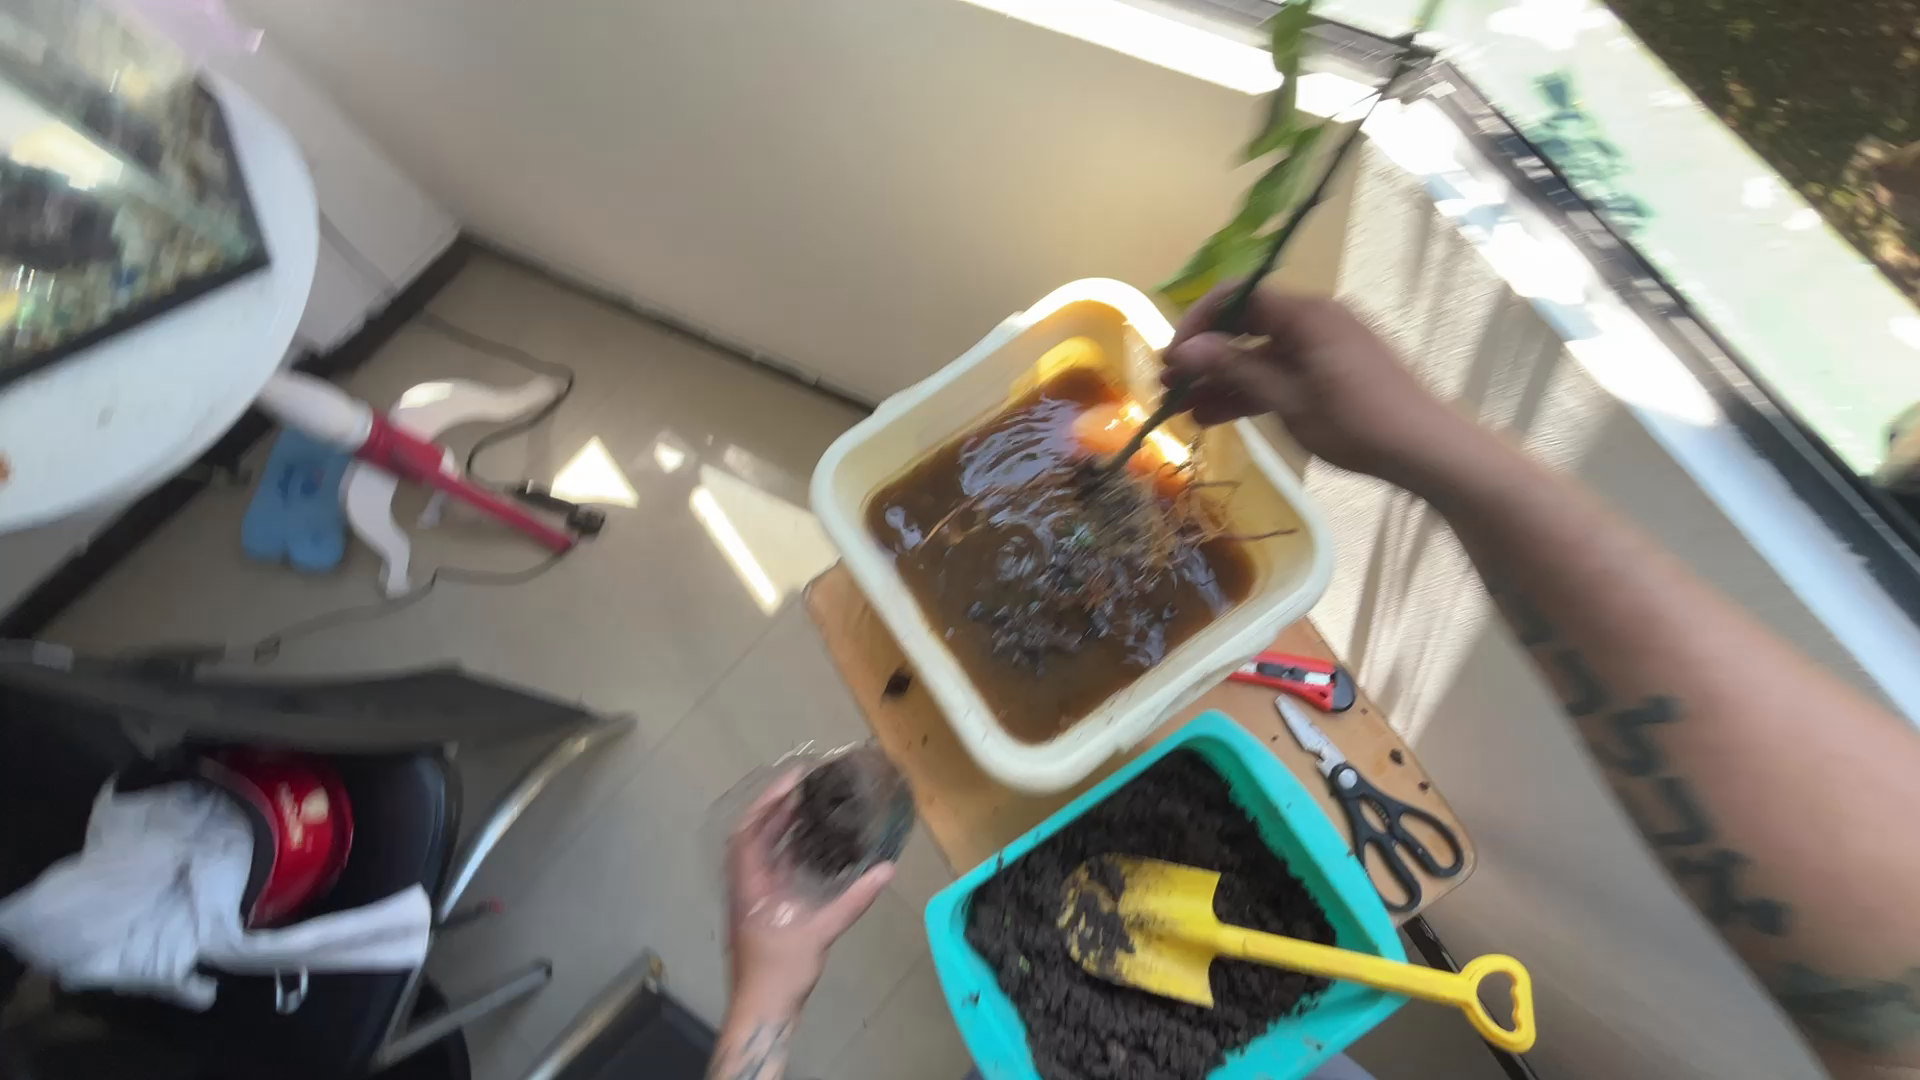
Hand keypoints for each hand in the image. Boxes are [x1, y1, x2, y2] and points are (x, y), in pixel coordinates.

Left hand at [723, 769, 894, 1014]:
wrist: (762, 1010)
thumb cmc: (781, 970)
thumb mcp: (820, 933)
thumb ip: (854, 900)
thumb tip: (887, 870)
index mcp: (749, 884)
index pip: (749, 830)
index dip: (768, 801)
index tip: (793, 781)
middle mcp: (746, 884)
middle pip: (754, 834)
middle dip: (777, 806)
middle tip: (806, 785)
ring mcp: (751, 895)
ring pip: (761, 849)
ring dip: (780, 825)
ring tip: (809, 804)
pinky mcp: (762, 905)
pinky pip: (769, 864)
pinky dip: (785, 846)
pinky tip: (809, 842)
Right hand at [1161, 284, 1483, 490]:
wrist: (1426, 450)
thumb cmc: (1357, 422)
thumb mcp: (1287, 398)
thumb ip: (1234, 369)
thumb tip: (1184, 349)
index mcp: (1306, 315)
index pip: (1237, 298)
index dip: (1198, 324)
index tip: (1172, 358)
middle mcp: (1311, 321)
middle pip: (1244, 327)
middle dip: (1203, 356)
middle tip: (1168, 387)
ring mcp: (1320, 347)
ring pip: (1257, 355)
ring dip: (1219, 379)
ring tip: (1184, 409)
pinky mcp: (1327, 372)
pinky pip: (1277, 373)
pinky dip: (1247, 391)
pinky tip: (1215, 416)